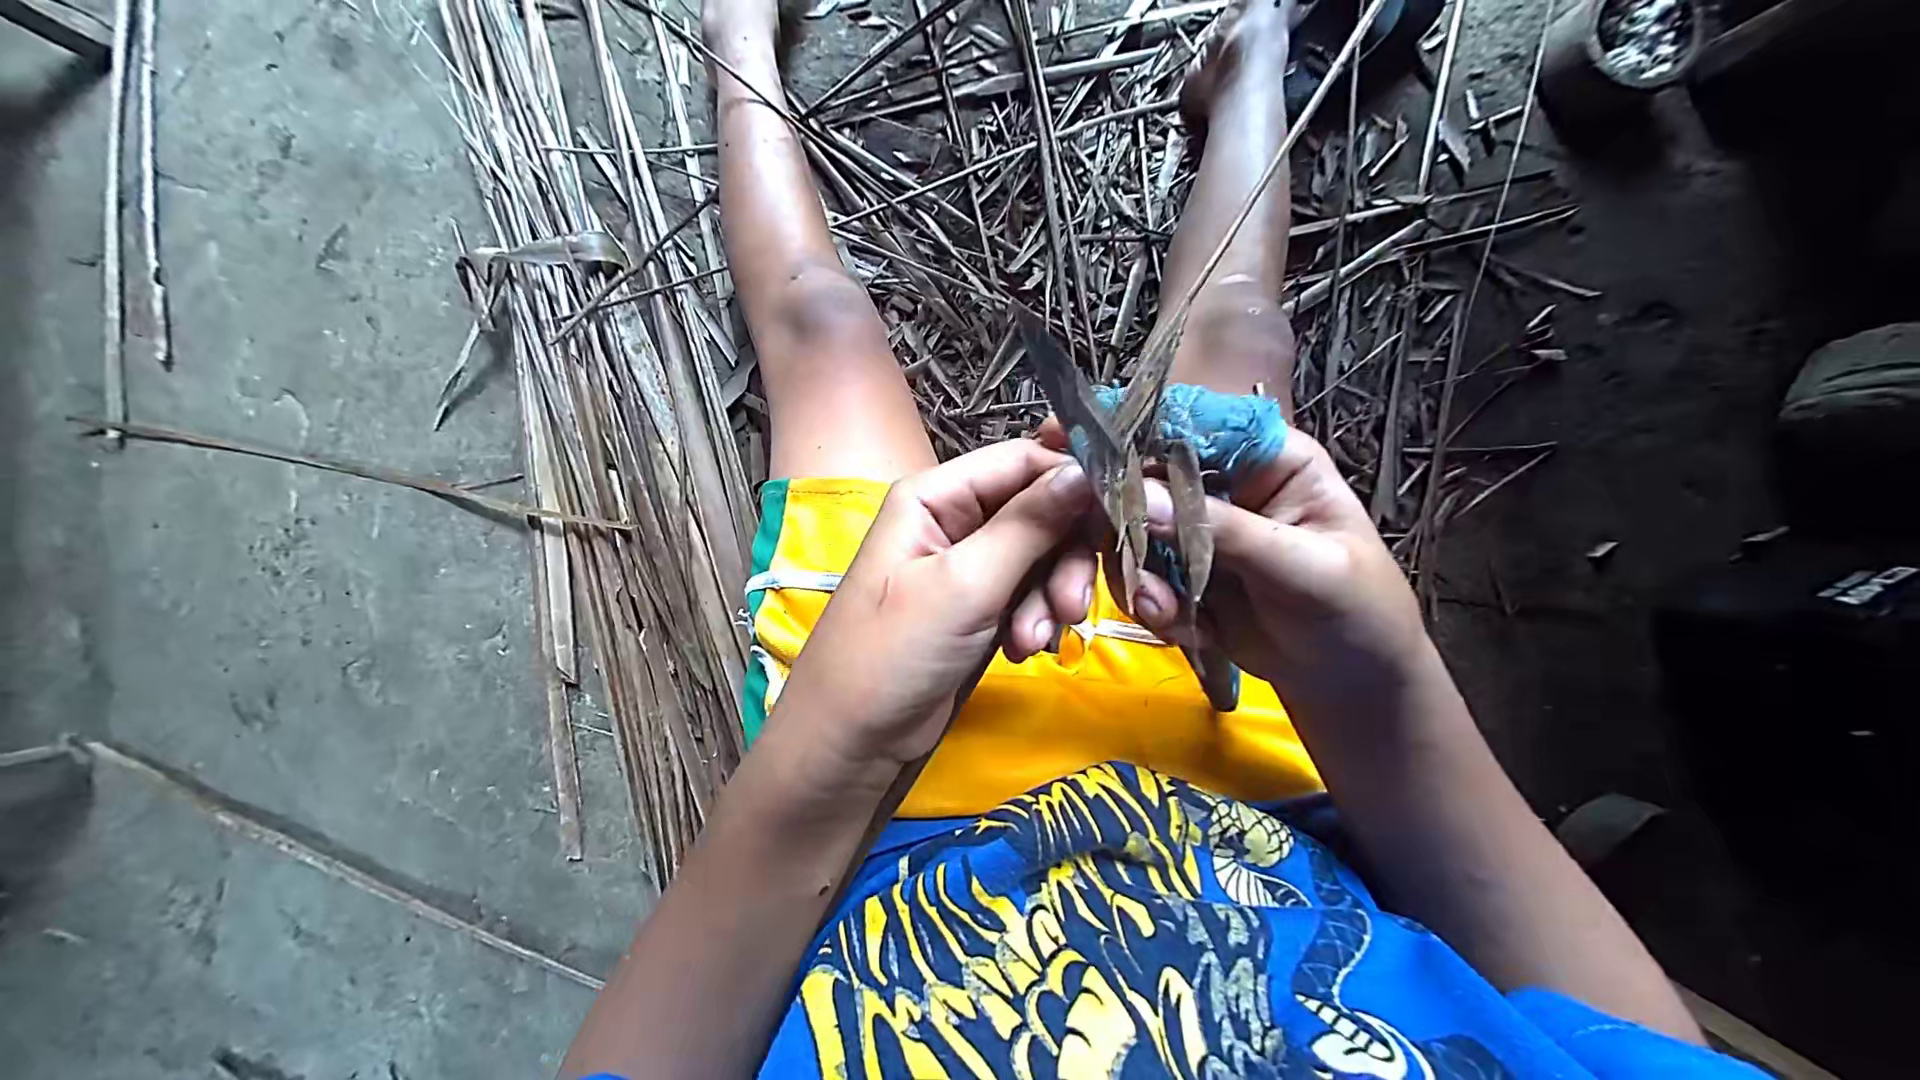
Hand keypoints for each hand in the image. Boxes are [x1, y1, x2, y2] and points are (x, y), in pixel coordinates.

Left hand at [772, 440, 1098, 771]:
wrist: (854, 739)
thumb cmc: (894, 653)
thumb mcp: (964, 584)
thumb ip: (1028, 525)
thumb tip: (1085, 470)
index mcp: (935, 495)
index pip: (1021, 461)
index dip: (1071, 482)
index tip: (1114, 518)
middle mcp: (952, 519)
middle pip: (1038, 511)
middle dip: (1062, 557)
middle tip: (1071, 605)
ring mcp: (966, 564)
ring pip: (1039, 556)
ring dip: (1048, 597)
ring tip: (1032, 641)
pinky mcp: (978, 604)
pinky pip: (1027, 593)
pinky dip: (1034, 618)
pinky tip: (1021, 650)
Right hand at [1130, 430, 1428, 712]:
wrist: (1351, 682)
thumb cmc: (1355, 610)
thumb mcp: (1300, 567)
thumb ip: (1225, 531)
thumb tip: (1142, 498)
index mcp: (1265, 458)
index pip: (1194, 429)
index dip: (1147, 449)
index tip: (1115, 487)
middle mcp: (1223, 485)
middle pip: (1147, 480)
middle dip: (1135, 529)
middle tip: (1140, 572)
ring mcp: (1196, 529)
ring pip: (1134, 530)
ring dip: (1141, 575)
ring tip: (1168, 612)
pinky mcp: (1181, 570)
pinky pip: (1140, 573)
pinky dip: (1152, 603)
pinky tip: (1186, 628)